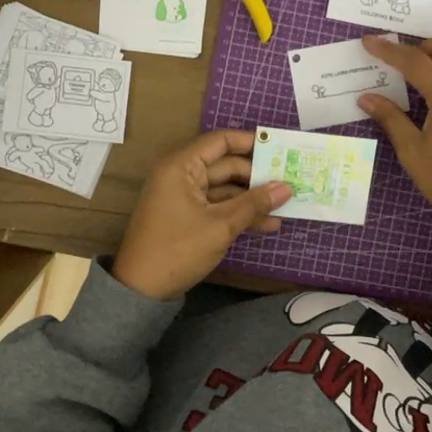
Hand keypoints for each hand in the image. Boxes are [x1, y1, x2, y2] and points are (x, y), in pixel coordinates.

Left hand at [113, 129, 291, 298]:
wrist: (141, 290)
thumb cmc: (178, 249)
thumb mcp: (221, 226)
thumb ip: (254, 204)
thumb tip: (287, 187)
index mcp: (181, 166)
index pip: (221, 141)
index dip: (251, 142)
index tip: (280, 149)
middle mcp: (182, 174)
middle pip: (226, 165)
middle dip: (258, 176)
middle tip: (291, 182)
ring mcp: (185, 196)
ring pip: (226, 189)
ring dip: (253, 199)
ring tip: (286, 206)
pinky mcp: (188, 216)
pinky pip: (219, 206)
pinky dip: (240, 213)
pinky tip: (268, 224)